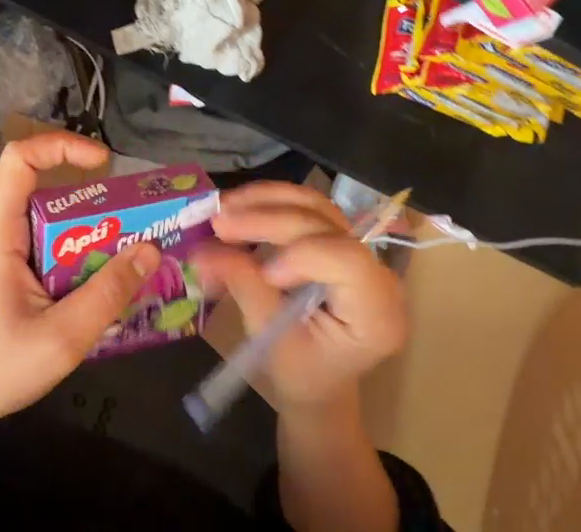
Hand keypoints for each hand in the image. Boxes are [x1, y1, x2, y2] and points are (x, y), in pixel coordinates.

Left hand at [0, 132, 157, 430]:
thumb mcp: (63, 337)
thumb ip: (108, 293)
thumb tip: (150, 250)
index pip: (19, 159)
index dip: (61, 146)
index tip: (103, 162)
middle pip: (41, 188)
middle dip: (90, 202)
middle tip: (132, 225)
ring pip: (43, 216)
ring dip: (83, 230)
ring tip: (122, 256)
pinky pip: (37, 237)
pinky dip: (69, 249)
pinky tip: (93, 280)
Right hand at [194, 182, 406, 410]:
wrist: (317, 380)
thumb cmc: (302, 374)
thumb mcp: (272, 342)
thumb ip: (245, 289)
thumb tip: (202, 252)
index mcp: (376, 314)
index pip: (348, 261)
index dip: (303, 254)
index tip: (265, 275)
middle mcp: (378, 274)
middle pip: (325, 226)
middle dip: (268, 219)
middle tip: (218, 224)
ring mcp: (360, 251)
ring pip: (315, 205)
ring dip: (267, 200)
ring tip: (223, 207)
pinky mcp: (337, 238)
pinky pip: (307, 206)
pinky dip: (271, 201)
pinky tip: (240, 206)